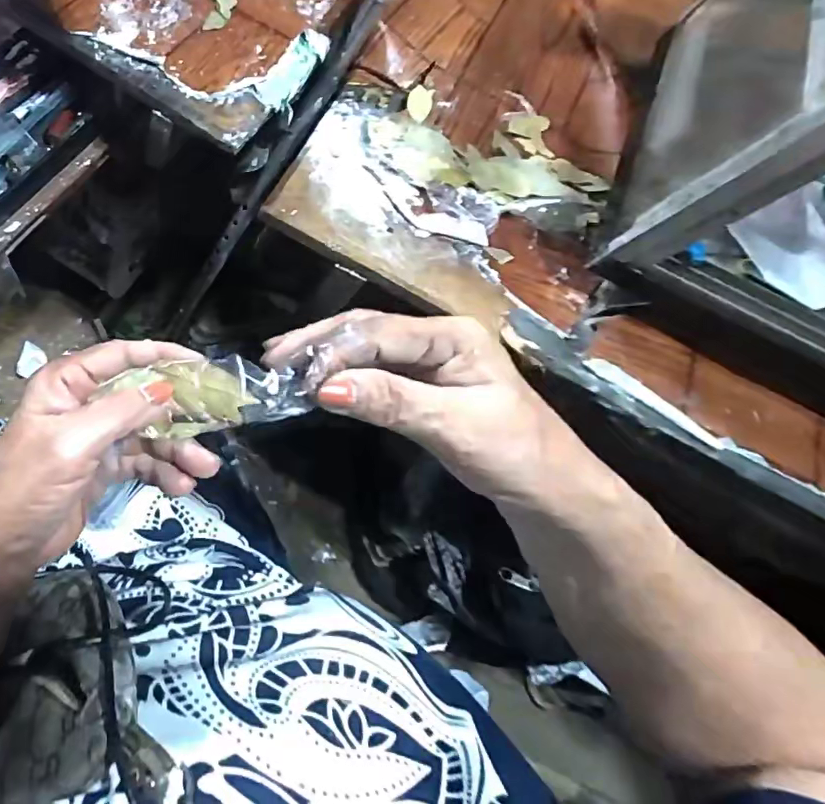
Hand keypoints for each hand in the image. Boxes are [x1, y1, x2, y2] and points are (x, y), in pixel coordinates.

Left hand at [0, 340, 224, 571]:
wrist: (1, 545)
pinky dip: (162, 472)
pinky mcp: (100, 469)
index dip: (159, 355)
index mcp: (66, 384)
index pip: (119, 356)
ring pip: (145, 433)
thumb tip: (166, 389)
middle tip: (216, 424)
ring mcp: (93, 438)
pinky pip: (140, 462)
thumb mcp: (73, 442)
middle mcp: (82, 404)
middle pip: (140, 396)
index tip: (199, 363)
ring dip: (176, 449)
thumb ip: (121, 412)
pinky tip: (181, 488)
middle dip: (178, 412)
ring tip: (204, 470)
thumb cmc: (28, 483)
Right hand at [263, 310, 592, 506]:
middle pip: (363, 329)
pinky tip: (313, 377)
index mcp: (451, 334)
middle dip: (316, 341)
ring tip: (279, 362)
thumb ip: (390, 401)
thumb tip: (324, 388)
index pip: (378, 333)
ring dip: (321, 352)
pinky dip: (337, 372)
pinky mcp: (417, 380)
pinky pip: (368, 367)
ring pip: (362, 345)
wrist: (553, 494)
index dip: (333, 351)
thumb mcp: (453, 427)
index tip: (294, 376)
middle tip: (271, 359)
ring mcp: (425, 357)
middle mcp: (434, 335)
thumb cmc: (515, 455)